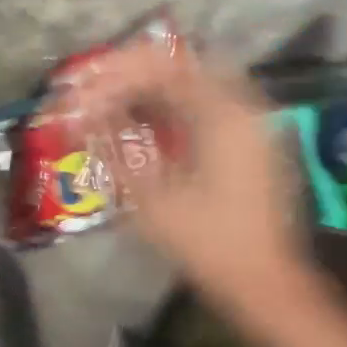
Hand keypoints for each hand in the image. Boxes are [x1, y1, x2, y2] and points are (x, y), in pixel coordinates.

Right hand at [61, 43, 307, 302]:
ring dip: (156, 83)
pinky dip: (176, 101)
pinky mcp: (252, 142)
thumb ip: (118, 151)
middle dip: (136, 70)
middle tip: (97, 85)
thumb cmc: (206, 244)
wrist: (263, 281)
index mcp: (222, 117)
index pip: (163, 70)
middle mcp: (243, 108)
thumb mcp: (151, 200)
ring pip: (199, 80)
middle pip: (184, 65)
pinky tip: (149, 118)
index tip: (83, 88)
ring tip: (115, 97)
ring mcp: (253, 123)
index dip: (116, 74)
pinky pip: (210, 102)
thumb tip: (87, 119)